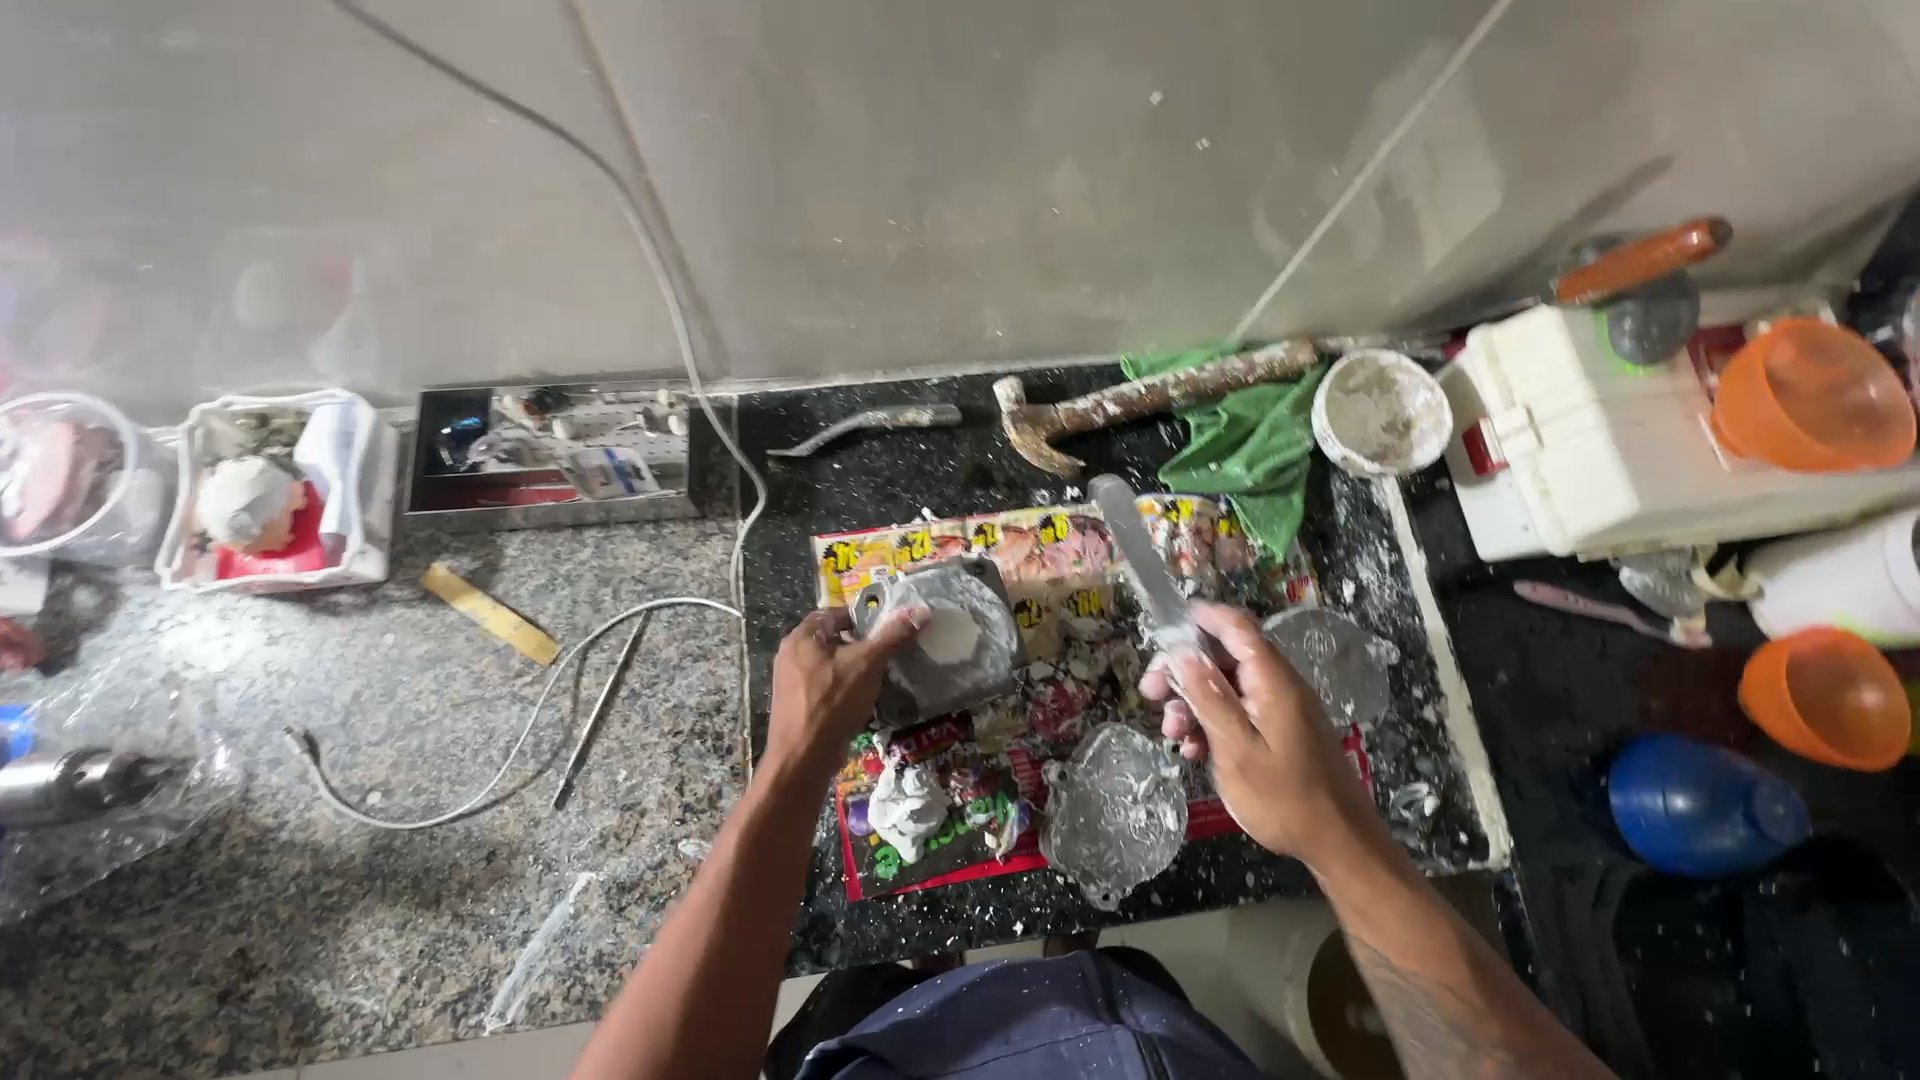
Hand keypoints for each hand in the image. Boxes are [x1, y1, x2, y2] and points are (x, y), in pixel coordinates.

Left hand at [764, 604, 926, 780]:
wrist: (804, 757)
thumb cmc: (833, 701)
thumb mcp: (868, 663)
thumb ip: (893, 636)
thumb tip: (921, 611)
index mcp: (802, 637)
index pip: (835, 613)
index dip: (863, 616)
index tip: (888, 627)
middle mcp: (791, 654)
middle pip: (833, 638)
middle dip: (861, 644)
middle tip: (888, 651)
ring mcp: (792, 681)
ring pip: (830, 663)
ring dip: (855, 667)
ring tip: (880, 674)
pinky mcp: (798, 703)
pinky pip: (826, 685)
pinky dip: (845, 686)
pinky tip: (863, 697)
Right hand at [1140, 601, 1381, 865]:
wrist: (1339, 844)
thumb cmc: (1285, 798)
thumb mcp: (1236, 750)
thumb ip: (1209, 698)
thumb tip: (1182, 652)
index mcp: (1273, 682)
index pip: (1238, 628)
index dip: (1204, 618)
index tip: (1169, 622)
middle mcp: (1279, 687)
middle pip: (1226, 658)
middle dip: (1184, 671)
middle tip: (1151, 693)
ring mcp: (1282, 710)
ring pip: (1228, 688)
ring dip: (1194, 703)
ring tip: (1173, 735)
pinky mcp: (1281, 732)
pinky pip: (1240, 713)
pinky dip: (1213, 723)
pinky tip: (1195, 750)